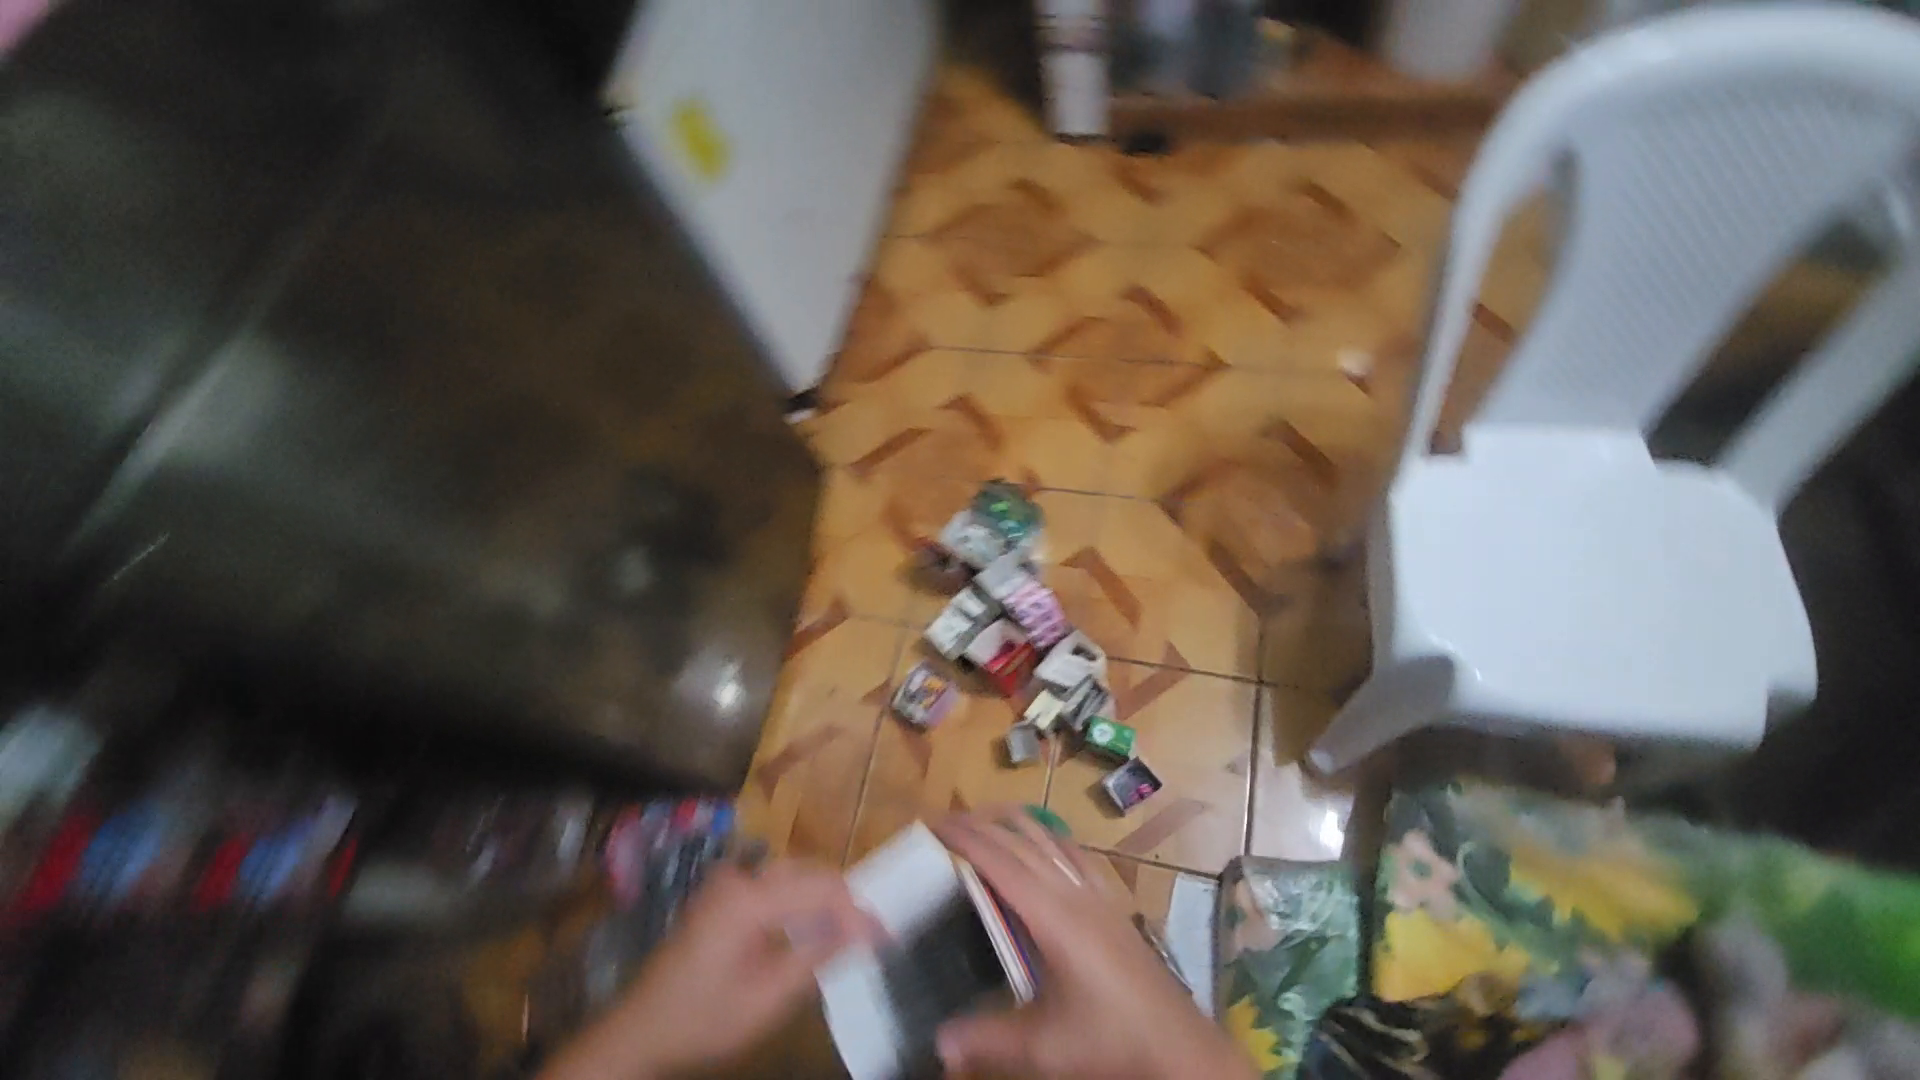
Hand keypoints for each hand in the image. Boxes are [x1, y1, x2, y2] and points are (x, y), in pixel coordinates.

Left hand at [540, 860, 879, 1079]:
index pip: (821, 889)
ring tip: (852, 930)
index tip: (888, 934)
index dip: (858, 911)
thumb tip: (864, 932)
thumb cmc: (702, 1020)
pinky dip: (802, 899)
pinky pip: (775, 883)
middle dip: (845, 899)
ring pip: (794, 873)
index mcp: (748, 899)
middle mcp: (739, 877)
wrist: (638, 1033)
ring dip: (825, 897)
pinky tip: (815, 927)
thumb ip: (817, 956)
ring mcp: (727, 882)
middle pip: (809, 871)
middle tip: (875, 932)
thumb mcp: (767, 998)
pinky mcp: (723, 894)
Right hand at [932, 809, 1257, 1079]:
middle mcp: (1073, 892)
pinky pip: (1074, 854)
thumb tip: (936, 1041)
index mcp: (1052, 915)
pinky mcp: (1111, 904)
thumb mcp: (1045, 1046)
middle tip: (944, 823)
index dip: (965, 838)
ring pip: (1050, 839)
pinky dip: (1047, 839)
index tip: (933, 824)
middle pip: (1022, 839)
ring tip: (984, 823)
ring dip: (1014, 825)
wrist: (1179, 1047)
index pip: (1000, 860)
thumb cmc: (1111, 1041)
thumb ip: (987, 1038)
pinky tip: (1041, 848)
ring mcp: (1096, 894)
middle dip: (982, 824)